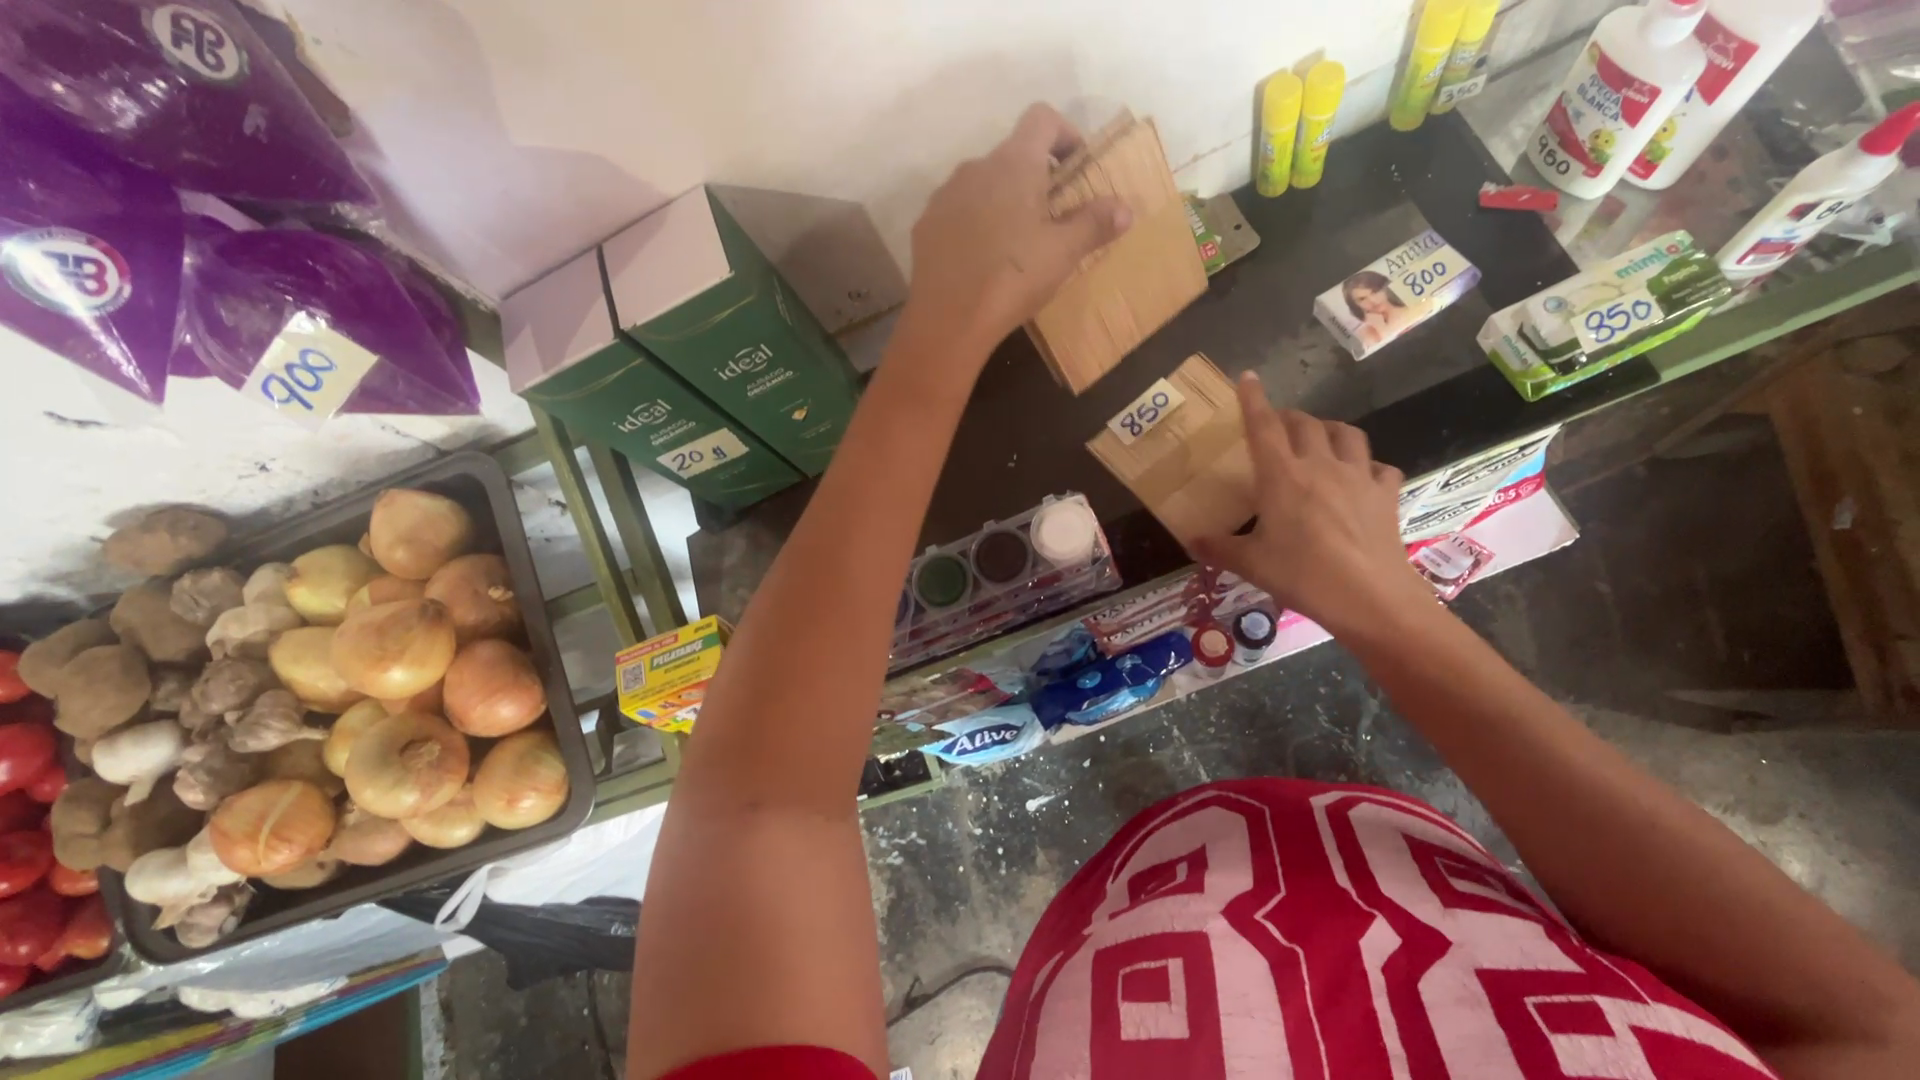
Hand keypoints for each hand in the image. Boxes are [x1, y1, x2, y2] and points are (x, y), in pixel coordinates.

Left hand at [902, 104, 1132, 368]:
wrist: (948, 321)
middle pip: (1012, 154)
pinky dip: (975, 223)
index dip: (1065, 133)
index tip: (1076, 167)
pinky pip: (958, 211)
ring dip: (1003, 200)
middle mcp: (975, 168)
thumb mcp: (1063, 253)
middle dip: (1036, 176)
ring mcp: (945, 196)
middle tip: (1053, 216)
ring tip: (1016, 242)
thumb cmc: (1012, 279)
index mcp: (1013, 164)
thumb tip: (1124, 208)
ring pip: (982, 184)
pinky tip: (983, 260)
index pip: (1042, 118)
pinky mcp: (926, 225)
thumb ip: (1095, 223)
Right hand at [1190, 372, 1435, 639]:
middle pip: (1305, 424)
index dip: (1253, 400)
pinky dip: (1367, 465)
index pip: (1264, 426)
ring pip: (1346, 434)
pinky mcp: (1386, 495)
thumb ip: (1219, 548)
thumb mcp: (1251, 565)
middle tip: (1276, 426)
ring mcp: (1358, 477)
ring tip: (1319, 438)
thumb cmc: (1302, 575)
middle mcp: (1321, 465)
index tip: (1247, 377)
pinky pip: (1379, 467)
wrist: (1369, 597)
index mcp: (1282, 476)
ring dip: (1329, 429)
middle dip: (1289, 417)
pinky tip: (1361, 477)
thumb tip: (1191, 542)